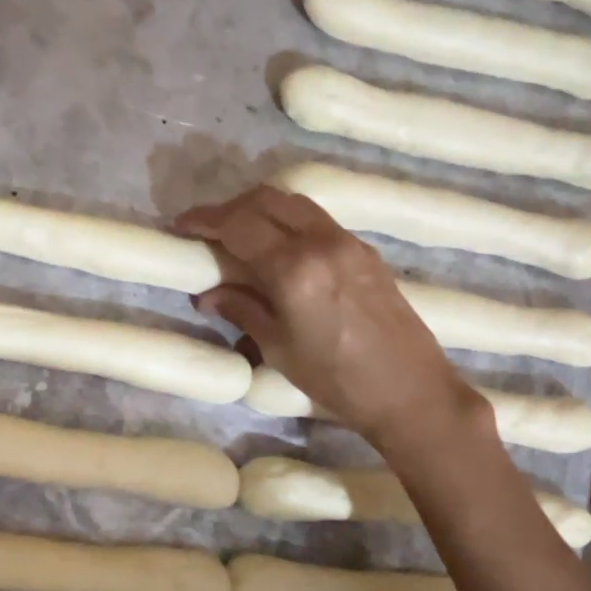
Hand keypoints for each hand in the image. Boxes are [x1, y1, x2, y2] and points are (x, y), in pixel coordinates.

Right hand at [174, 186, 482, 443]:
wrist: (409, 390)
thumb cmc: (336, 380)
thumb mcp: (279, 349)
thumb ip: (243, 311)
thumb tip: (210, 295)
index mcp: (294, 268)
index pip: (239, 226)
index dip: (205, 221)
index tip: (181, 226)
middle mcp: (321, 242)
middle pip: (266, 200)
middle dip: (231, 209)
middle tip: (208, 230)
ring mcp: (348, 243)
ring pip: (295, 204)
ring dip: (261, 210)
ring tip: (240, 236)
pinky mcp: (365, 252)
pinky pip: (317, 220)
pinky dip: (289, 222)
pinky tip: (279, 249)